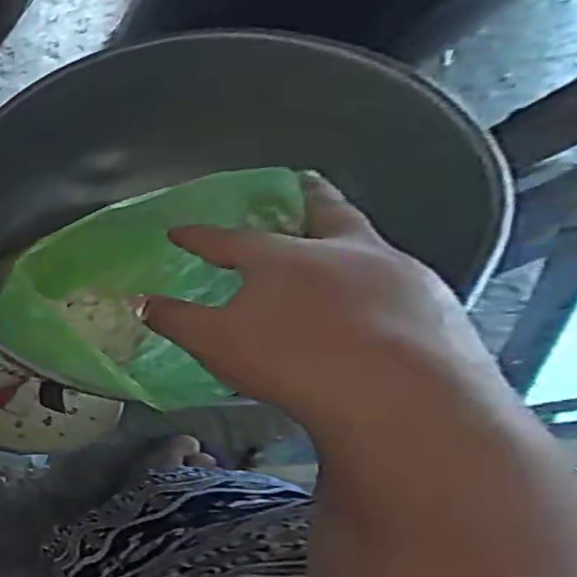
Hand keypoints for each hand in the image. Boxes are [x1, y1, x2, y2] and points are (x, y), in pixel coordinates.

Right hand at [144, 173, 510, 438]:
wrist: (399, 396)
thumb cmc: (291, 360)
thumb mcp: (214, 342)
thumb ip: (174, 319)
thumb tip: (140, 301)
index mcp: (283, 257)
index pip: (230, 239)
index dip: (200, 236)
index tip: (179, 231)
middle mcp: (342, 251)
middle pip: (323, 211)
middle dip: (305, 196)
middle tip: (301, 181)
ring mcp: (397, 272)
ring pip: (366, 241)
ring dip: (345, 238)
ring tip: (333, 247)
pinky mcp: (435, 301)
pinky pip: (396, 278)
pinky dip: (376, 279)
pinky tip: (371, 300)